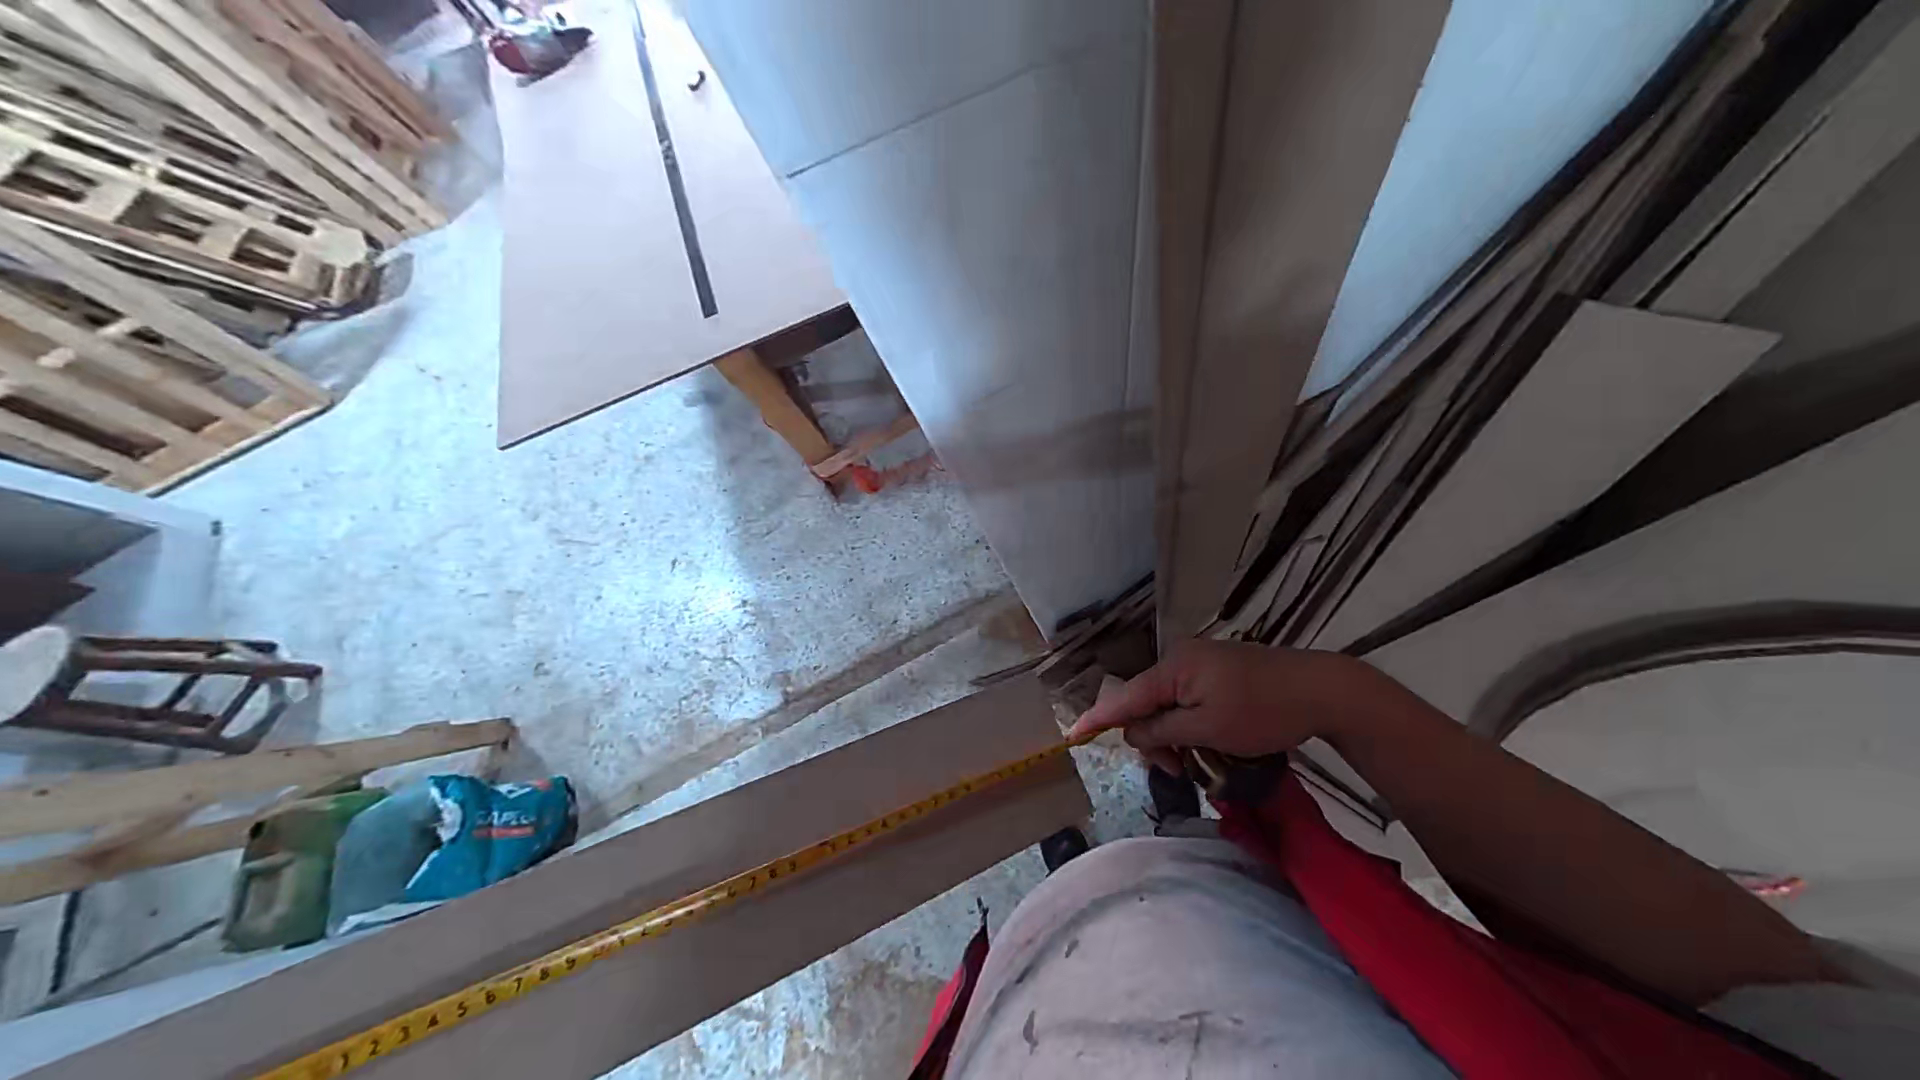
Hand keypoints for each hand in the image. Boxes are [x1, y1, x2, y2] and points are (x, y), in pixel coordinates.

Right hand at [1066, 640, 1389, 772]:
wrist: (1323, 689)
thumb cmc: (1264, 711)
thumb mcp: (1208, 729)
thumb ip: (1162, 730)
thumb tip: (1132, 732)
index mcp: (1173, 667)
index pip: (1124, 697)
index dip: (1097, 720)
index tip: (1071, 737)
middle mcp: (1179, 658)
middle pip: (1145, 704)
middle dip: (1153, 739)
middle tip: (1177, 770)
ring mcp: (1199, 663)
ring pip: (1167, 705)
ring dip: (1174, 735)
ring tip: (1199, 761)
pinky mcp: (1216, 670)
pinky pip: (1186, 700)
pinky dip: (1189, 724)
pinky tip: (1206, 742)